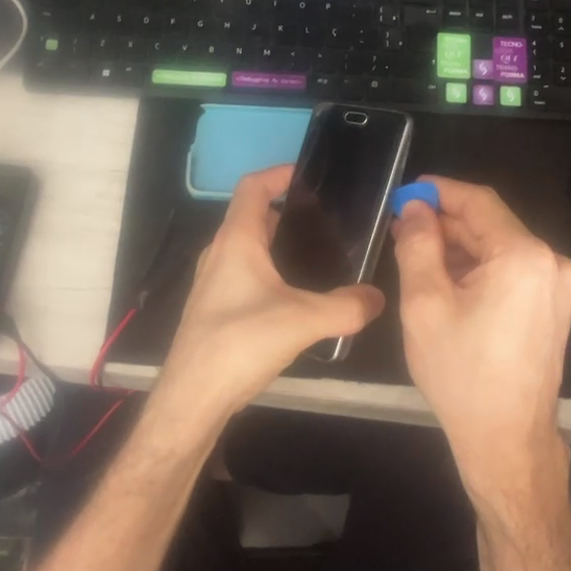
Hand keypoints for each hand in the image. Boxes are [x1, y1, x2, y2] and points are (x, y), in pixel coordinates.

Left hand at [154, 166, 384, 425]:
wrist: (193, 396)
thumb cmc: (241, 344)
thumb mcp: (304, 321)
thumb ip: (347, 307)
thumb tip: (377, 298)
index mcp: (236, 241)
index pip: (253, 188)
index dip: (279, 174)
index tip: (308, 175)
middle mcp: (219, 255)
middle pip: (250, 217)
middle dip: (286, 213)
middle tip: (325, 222)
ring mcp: (212, 284)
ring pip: (246, 250)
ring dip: (276, 246)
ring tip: (317, 259)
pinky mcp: (213, 310)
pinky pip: (243, 277)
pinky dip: (268, 274)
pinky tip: (294, 300)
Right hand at [391, 177, 570, 479]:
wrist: (506, 436)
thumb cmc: (460, 372)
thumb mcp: (424, 303)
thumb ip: (417, 245)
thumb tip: (414, 208)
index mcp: (523, 256)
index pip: (478, 202)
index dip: (439, 191)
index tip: (405, 192)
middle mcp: (551, 263)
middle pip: (491, 225)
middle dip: (444, 223)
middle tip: (400, 227)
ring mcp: (558, 287)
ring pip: (499, 249)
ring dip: (459, 248)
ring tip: (414, 255)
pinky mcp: (553, 308)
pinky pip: (511, 272)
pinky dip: (477, 270)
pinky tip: (445, 280)